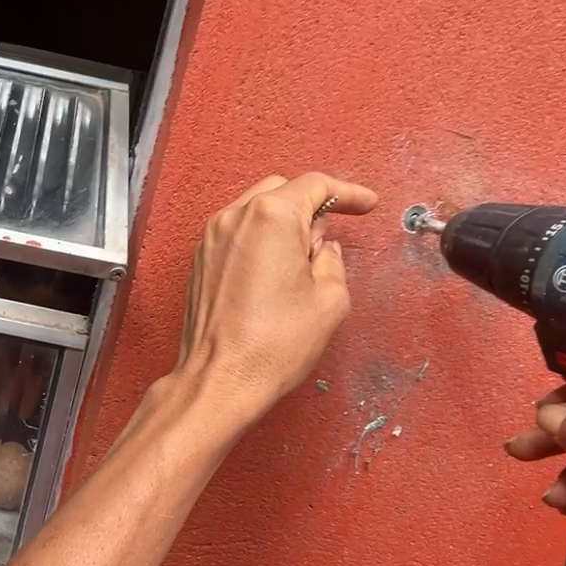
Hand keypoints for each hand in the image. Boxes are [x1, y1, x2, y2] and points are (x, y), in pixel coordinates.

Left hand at [174, 173, 377, 427]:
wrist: (220, 379)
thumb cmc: (274, 344)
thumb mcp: (330, 299)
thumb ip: (332, 260)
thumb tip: (322, 249)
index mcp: (270, 216)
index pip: (315, 185)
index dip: (347, 192)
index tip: (366, 205)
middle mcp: (234, 218)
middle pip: (280, 191)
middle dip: (311, 206)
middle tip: (331, 235)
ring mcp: (211, 240)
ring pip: (254, 211)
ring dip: (283, 223)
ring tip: (302, 259)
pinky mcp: (199, 263)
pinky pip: (235, 234)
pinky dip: (258, 240)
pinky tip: (273, 271)